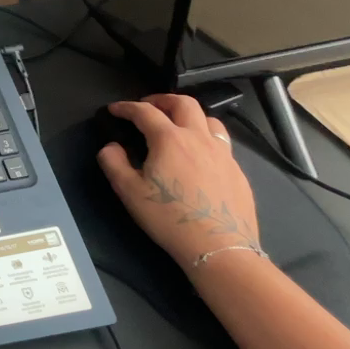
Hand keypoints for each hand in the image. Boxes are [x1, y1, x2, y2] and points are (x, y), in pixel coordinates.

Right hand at [97, 94, 259, 269]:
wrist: (220, 248)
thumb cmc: (169, 218)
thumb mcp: (128, 191)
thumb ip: (113, 162)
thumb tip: (112, 147)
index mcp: (170, 140)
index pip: (145, 111)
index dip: (126, 107)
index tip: (115, 110)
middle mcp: (199, 140)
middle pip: (184, 103)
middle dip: (162, 99)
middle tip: (148, 106)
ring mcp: (224, 155)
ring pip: (209, 121)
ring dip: (189, 117)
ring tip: (177, 127)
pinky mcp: (238, 173)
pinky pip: (222, 145)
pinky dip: (205, 140)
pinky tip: (198, 158)